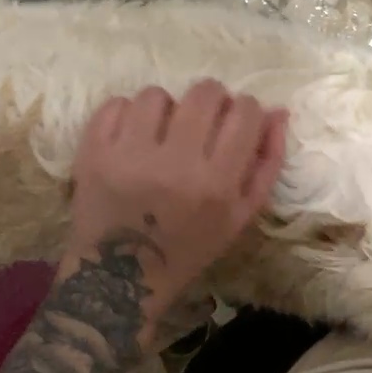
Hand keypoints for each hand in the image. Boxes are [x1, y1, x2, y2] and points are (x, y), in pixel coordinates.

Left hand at [65, 80, 287, 327]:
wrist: (119, 279)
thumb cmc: (189, 247)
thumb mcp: (240, 217)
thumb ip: (267, 164)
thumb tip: (277, 111)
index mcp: (216, 184)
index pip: (245, 112)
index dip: (247, 109)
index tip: (237, 121)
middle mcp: (175, 165)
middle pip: (204, 93)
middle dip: (212, 99)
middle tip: (203, 120)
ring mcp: (129, 156)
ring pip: (157, 94)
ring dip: (166, 107)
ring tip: (163, 130)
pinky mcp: (93, 153)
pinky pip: (115, 104)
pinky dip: (127, 114)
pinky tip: (133, 135)